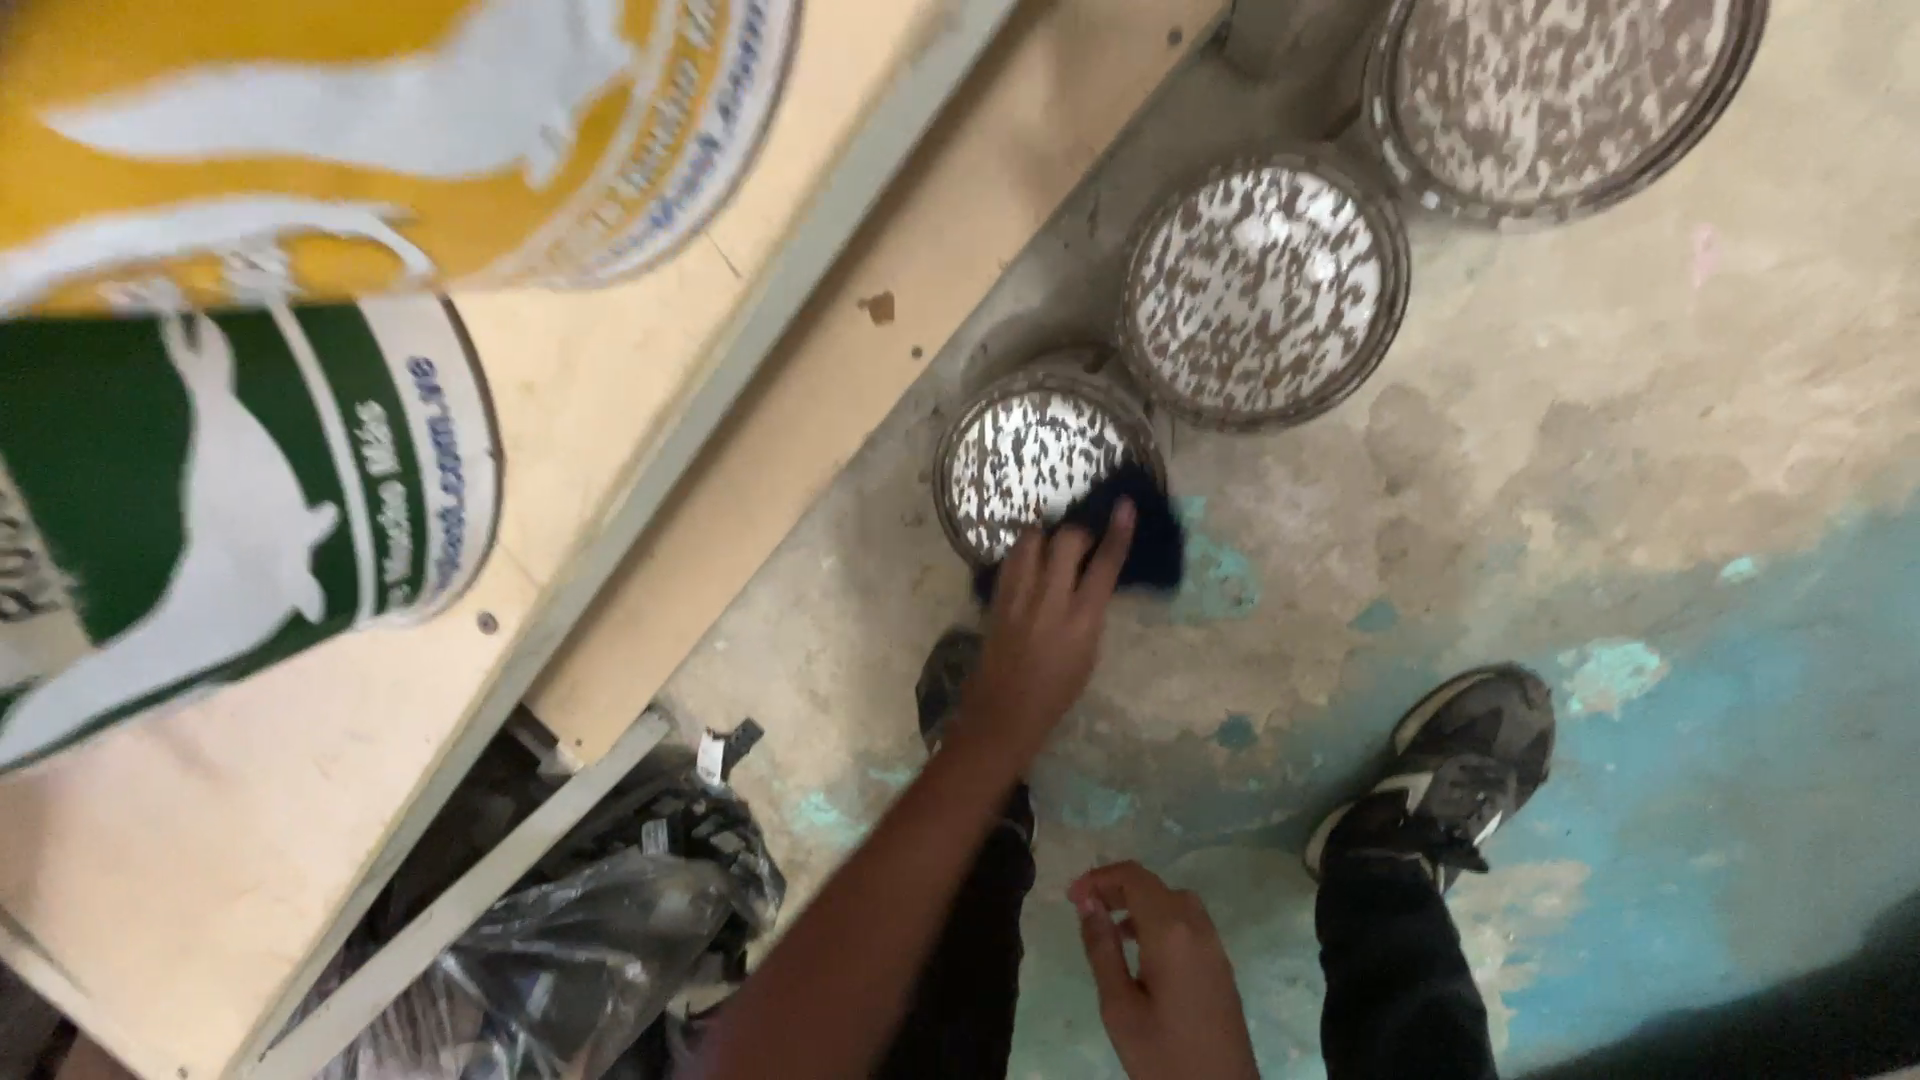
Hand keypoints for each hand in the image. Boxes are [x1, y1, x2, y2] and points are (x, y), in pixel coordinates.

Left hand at [960, 501, 1135, 756]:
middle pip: (1066, 541)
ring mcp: (1019, 598)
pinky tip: (1028, 558)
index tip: (1124, 505)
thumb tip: (1089, 580)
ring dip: (1045, 535)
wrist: (1005, 713)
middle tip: (1081, 539)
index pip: (1105, 565)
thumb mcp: (1088, 654)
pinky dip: (1023, 552)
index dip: (1118, 532)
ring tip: (1051, 542)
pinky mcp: (996, 600)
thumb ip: (1089, 612)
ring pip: (1031, 542)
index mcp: (1083, 621)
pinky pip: (1010, 561)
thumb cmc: (1056, 692)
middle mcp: (1050, 602)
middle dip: (1077, 531)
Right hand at [1070, 862, 1258, 1079]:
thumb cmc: (1164, 1057)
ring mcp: (1215, 946)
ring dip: (1140, 903)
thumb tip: (1089, 904)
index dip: (1099, 878)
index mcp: (1171, 932)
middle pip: (1154, 885)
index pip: (1133, 877)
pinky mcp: (1221, 966)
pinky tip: (1143, 952)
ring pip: (1174, 900)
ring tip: (1112, 930)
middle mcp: (1197, 928)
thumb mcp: (1119, 1006)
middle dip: (1117, 888)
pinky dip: (1161, 919)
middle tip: (1086, 910)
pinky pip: (1189, 922)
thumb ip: (1102, 949)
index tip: (1072, 898)